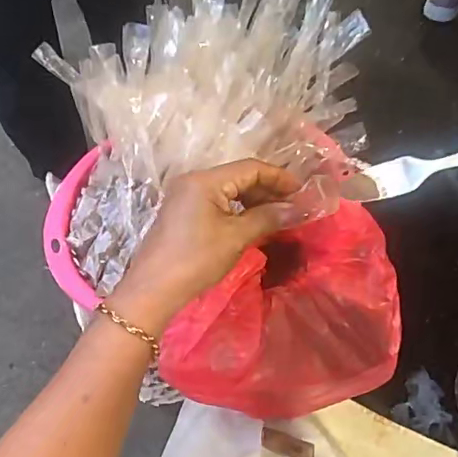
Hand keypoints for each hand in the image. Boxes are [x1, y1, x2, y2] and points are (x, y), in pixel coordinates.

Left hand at [108, 160, 299, 328]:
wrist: (154, 289)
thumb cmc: (197, 260)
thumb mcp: (236, 237)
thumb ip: (268, 217)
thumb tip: (298, 208)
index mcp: (205, 180)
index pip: (251, 168)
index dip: (280, 178)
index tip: (303, 193)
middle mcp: (194, 181)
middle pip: (239, 176)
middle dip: (268, 190)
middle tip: (294, 207)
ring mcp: (185, 196)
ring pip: (228, 190)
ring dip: (255, 201)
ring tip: (278, 217)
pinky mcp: (183, 213)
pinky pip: (217, 202)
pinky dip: (238, 210)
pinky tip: (254, 223)